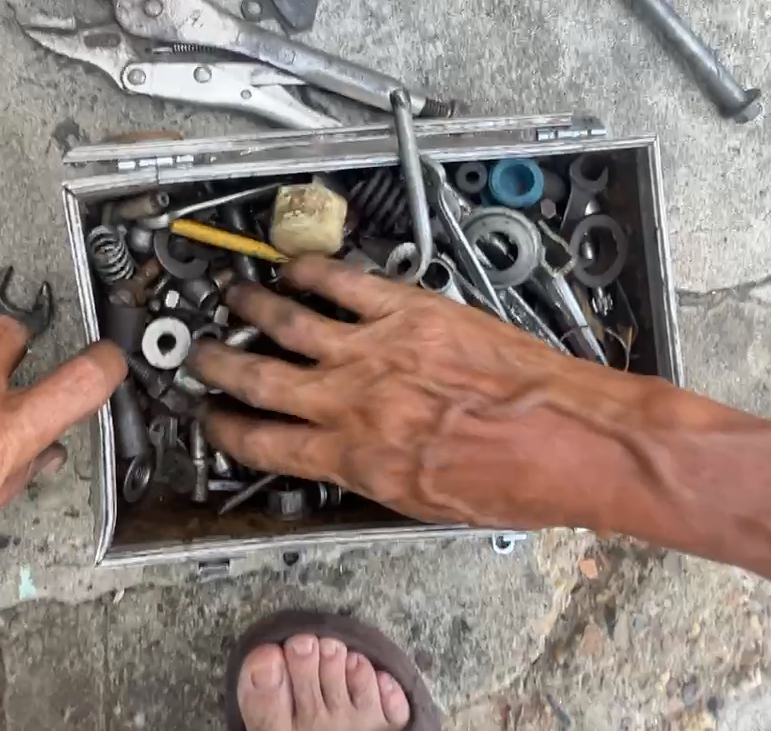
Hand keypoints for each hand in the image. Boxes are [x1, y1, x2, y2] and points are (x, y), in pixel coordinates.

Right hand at [193, 256, 702, 533]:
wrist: (569, 438)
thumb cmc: (511, 479)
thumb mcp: (424, 501)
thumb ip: (367, 472)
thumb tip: (335, 453)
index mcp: (355, 458)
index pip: (265, 444)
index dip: (228, 430)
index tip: (213, 418)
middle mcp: (352, 403)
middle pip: (260, 380)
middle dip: (219, 365)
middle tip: (201, 354)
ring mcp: (375, 351)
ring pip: (289, 323)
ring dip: (252, 309)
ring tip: (234, 299)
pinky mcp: (406, 311)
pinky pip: (342, 284)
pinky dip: (311, 273)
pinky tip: (294, 269)